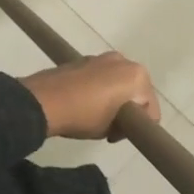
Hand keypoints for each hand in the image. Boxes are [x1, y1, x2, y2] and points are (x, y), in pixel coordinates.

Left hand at [19, 52, 158, 140]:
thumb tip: (118, 122)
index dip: (139, 127)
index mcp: (137, 75)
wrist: (43, 101)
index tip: (118, 136)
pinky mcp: (81, 59)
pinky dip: (97, 89)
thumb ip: (125, 124)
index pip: (150, 109)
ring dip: (111, 98)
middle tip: (110, 127)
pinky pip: (98, 78)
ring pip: (116, 83)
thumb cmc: (84, 115)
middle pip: (134, 91)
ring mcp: (100, 57)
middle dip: (126, 109)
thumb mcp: (111, 129)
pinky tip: (83, 104)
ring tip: (95, 117)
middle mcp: (122, 60)